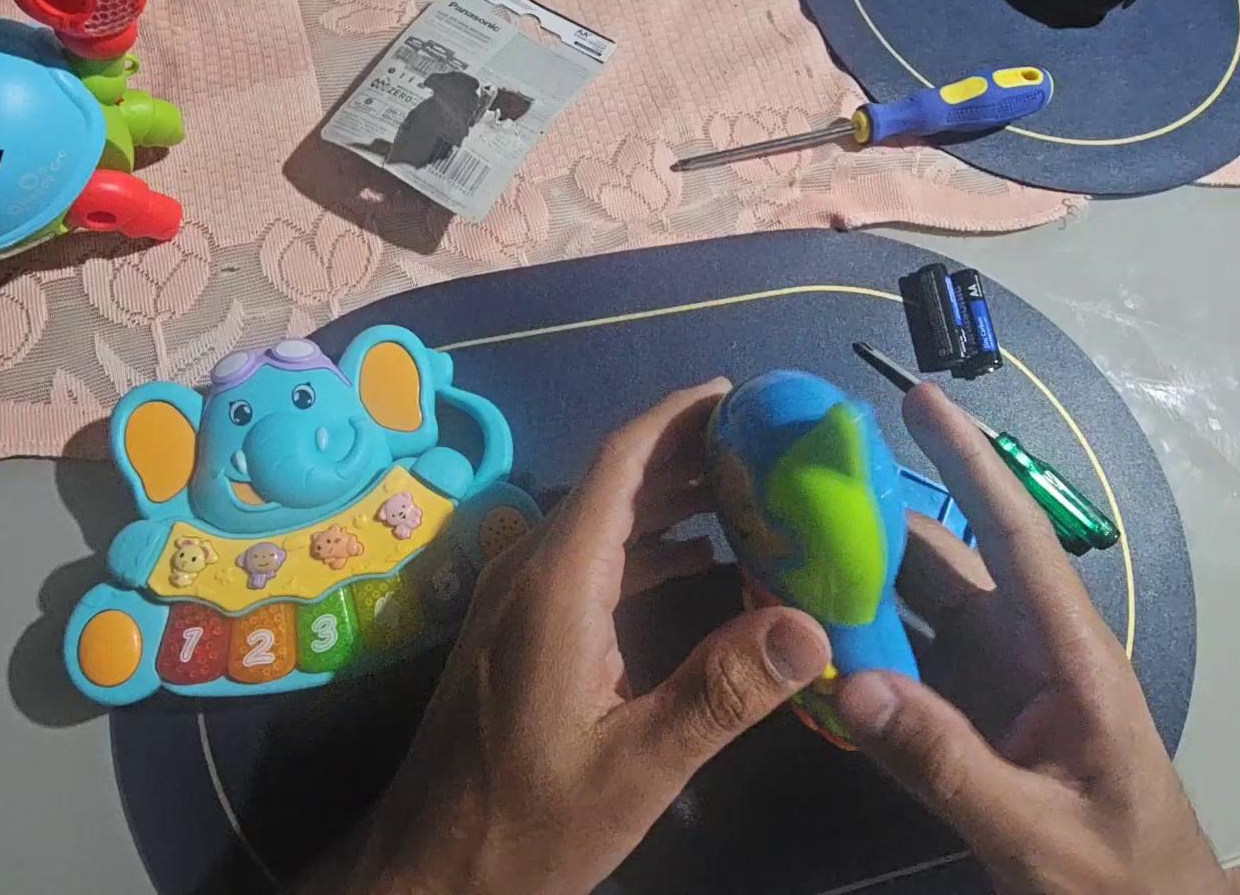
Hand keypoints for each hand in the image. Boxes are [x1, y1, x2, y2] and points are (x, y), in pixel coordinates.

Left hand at [304, 380, 833, 894]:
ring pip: (601, 517)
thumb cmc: (529, 820)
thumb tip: (810, 628)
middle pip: (613, 481)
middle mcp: (533, 566)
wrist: (429, 866)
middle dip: (683, 452)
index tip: (727, 392)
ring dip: (666, 498)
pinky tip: (693, 558)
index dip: (672, 418)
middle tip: (755, 441)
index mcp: (558, 579)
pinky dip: (643, 546)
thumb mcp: (637, 765)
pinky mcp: (521, 619)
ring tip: (740, 491)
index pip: (618, 464)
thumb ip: (721, 691)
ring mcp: (521, 590)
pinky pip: (589, 558)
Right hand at [836, 383, 1232, 893]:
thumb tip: (851, 684)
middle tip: (798, 488)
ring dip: (853, 581)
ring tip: (783, 554)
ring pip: (910, 606)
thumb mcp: (1041, 836)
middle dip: (874, 520)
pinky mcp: (960, 710)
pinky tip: (806, 635)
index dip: (969, 461)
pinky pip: (897, 658)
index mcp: (1065, 652)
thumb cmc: (1126, 884)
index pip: (1013, 533)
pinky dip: (853, 642)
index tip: (921, 400)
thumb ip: (948, 764)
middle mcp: (1019, 646)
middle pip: (939, 562)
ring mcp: (986, 678)